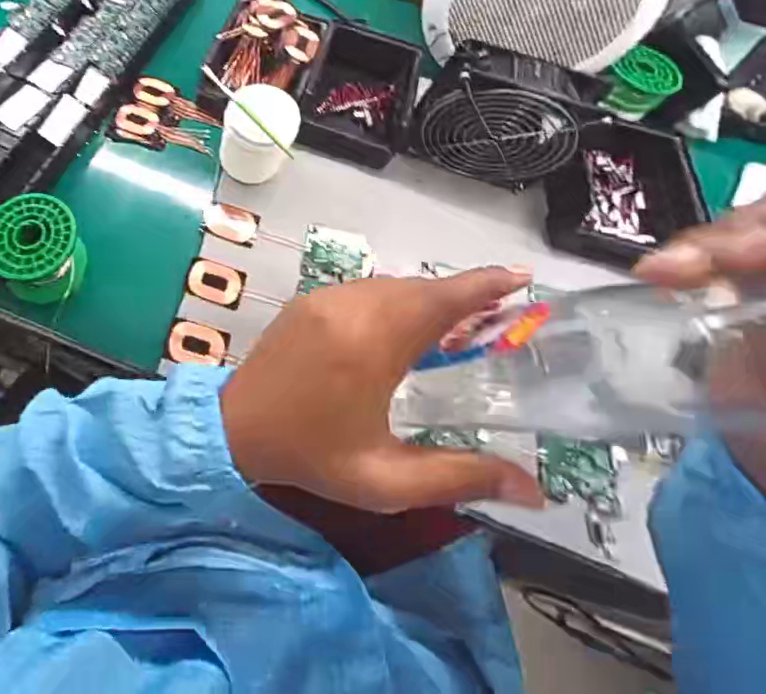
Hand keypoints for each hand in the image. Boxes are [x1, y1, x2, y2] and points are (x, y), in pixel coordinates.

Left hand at [221, 268, 545, 514]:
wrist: (233, 426)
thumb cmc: (309, 454)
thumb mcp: (384, 479)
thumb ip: (458, 478)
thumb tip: (532, 488)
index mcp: (370, 345)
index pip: (437, 301)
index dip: (482, 286)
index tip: (520, 277)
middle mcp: (346, 309)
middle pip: (416, 289)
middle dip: (460, 295)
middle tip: (498, 313)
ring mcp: (321, 300)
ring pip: (388, 285)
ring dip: (425, 297)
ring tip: (458, 322)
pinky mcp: (306, 302)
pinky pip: (361, 289)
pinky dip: (392, 299)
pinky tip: (404, 325)